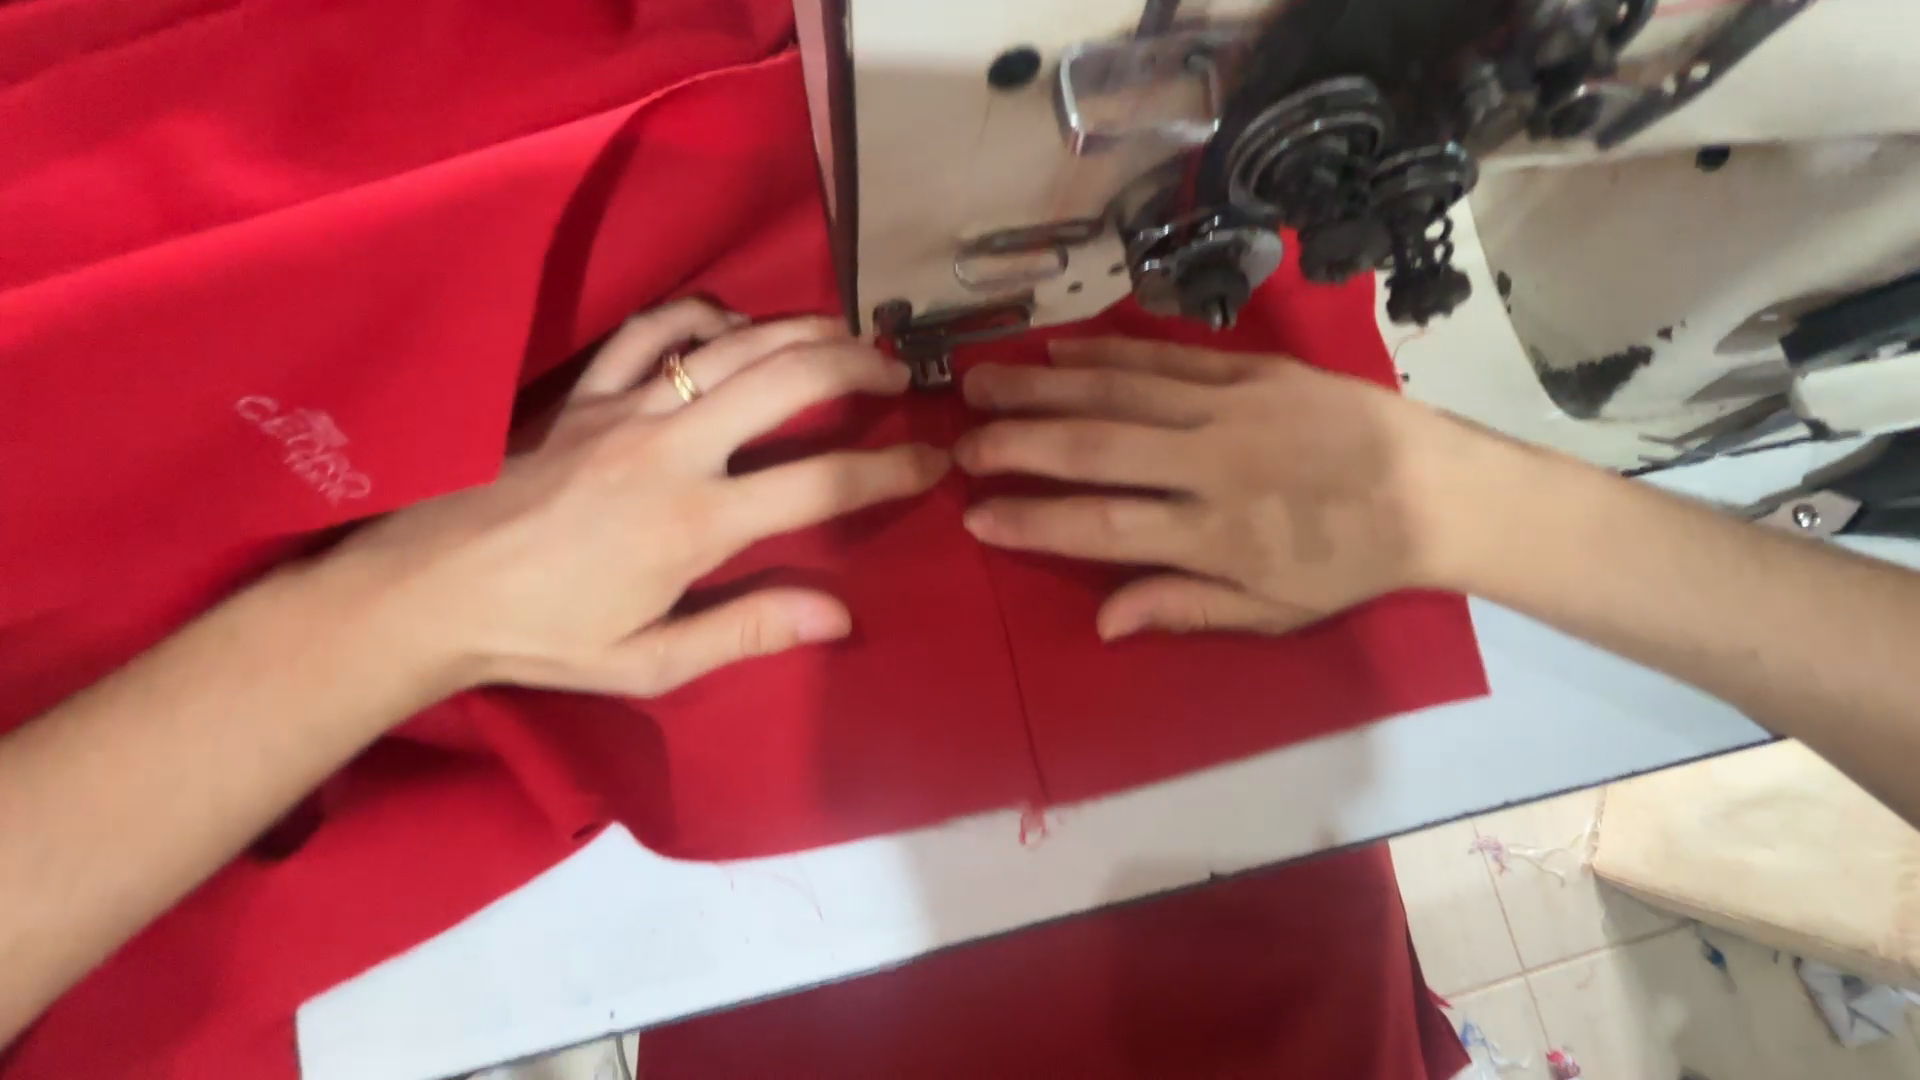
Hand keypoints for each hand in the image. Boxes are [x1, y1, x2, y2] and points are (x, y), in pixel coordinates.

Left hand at [326, 300, 947, 696]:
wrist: (425, 592)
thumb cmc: (545, 638)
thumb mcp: (651, 662)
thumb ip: (750, 632)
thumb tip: (841, 616)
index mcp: (694, 525)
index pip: (822, 484)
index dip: (891, 468)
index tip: (932, 459)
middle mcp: (671, 451)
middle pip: (787, 383)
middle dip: (858, 368)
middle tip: (898, 374)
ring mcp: (624, 411)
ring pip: (733, 346)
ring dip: (802, 333)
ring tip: (848, 337)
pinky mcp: (583, 393)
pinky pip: (651, 331)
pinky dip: (704, 318)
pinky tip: (735, 328)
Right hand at [956, 337, 1478, 638]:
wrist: (1441, 491)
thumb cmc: (1349, 564)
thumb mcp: (1273, 611)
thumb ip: (1184, 609)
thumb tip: (1102, 623)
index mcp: (1218, 537)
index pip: (1104, 527)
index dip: (1035, 522)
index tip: (977, 518)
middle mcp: (1213, 466)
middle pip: (1097, 449)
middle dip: (1017, 445)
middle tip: (957, 443)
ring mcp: (1232, 408)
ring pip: (1119, 392)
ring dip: (1042, 388)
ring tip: (981, 383)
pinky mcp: (1252, 369)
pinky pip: (1164, 357)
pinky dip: (1103, 353)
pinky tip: (1054, 351)